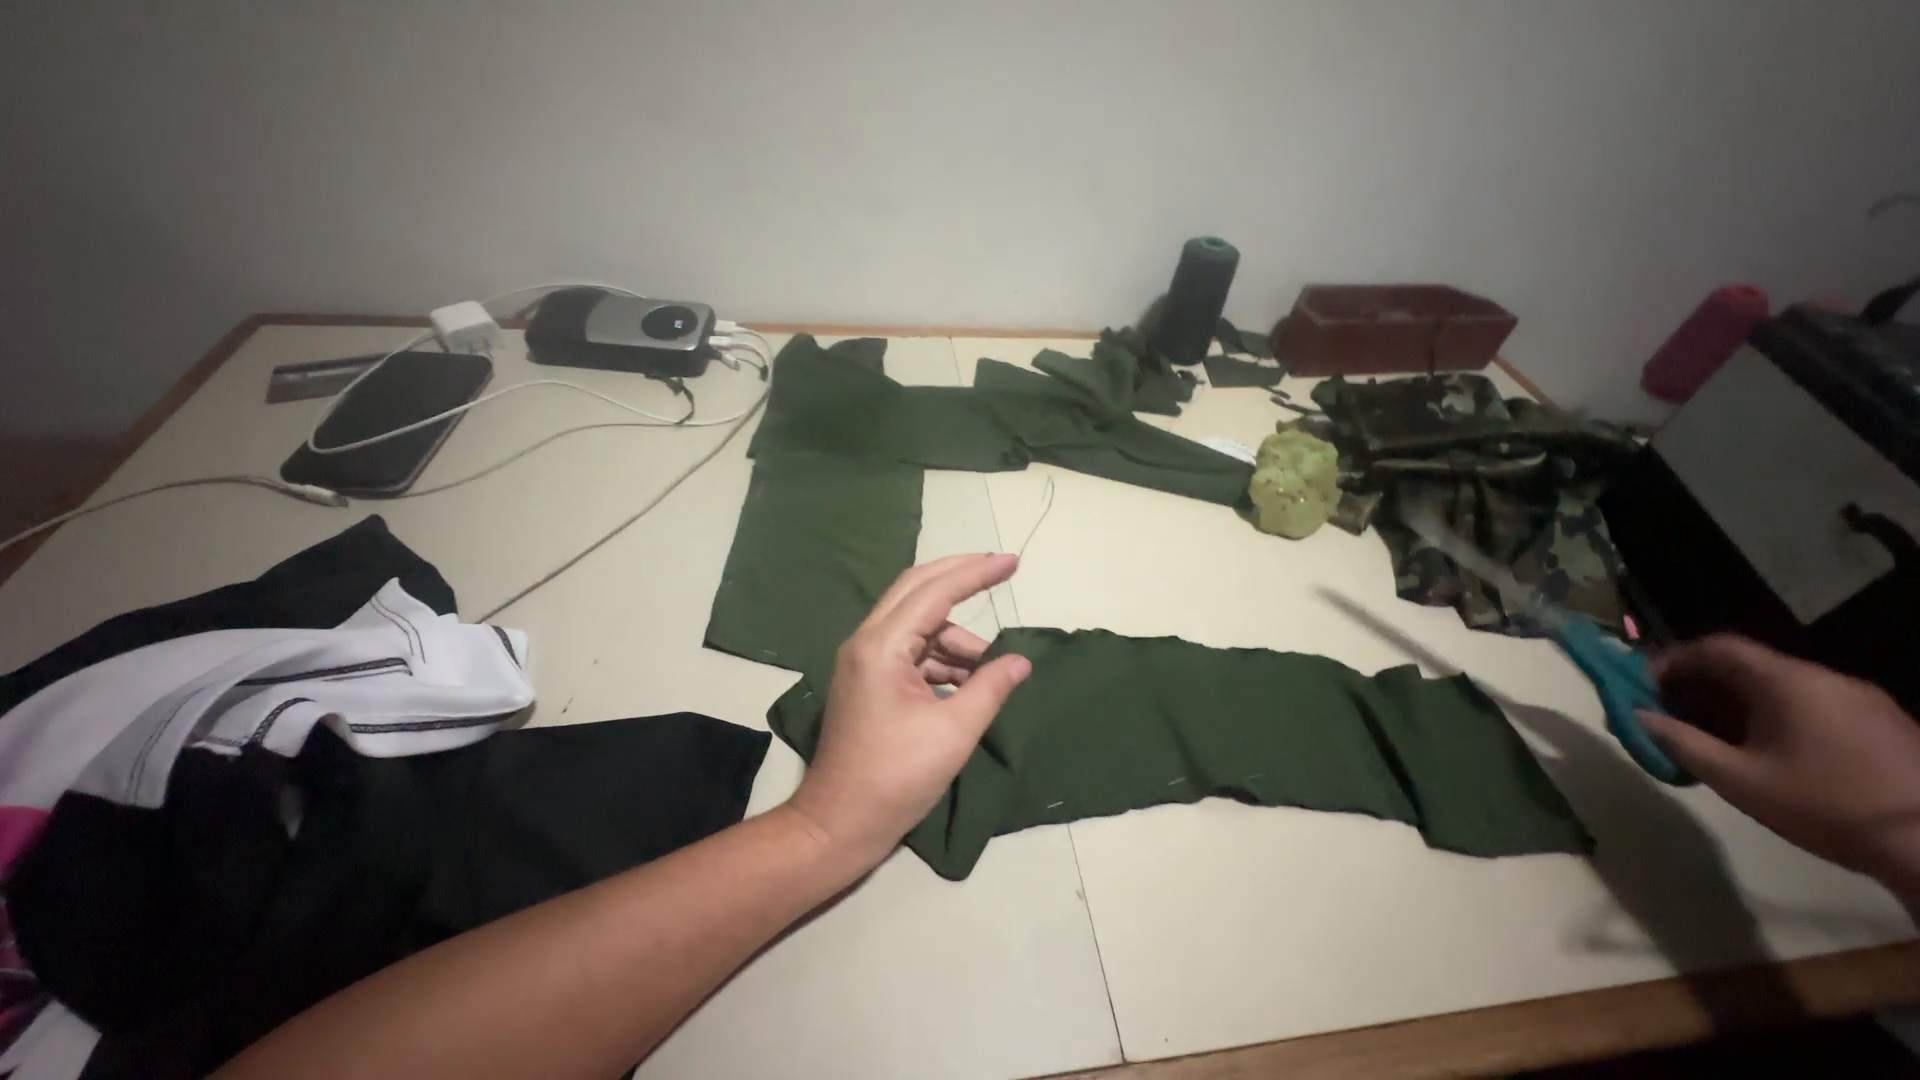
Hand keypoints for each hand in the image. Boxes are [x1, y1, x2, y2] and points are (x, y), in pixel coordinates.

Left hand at [785, 554, 1031, 865]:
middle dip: (960, 578)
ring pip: (916, 626)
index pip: (934, 591)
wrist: (840, 823)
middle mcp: (867, 642)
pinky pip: (911, 653)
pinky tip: (969, 685)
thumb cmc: (896, 778)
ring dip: (955, 637)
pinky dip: (942, 661)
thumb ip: (990, 688)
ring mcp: (864, 662)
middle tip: (1001, 569)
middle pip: (917, 590)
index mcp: (881, 646)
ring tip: (990, 669)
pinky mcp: (869, 682)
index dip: (976, 573)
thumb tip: (1020, 661)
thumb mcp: (954, 731)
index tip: (1013, 562)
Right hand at [1639, 635, 1919, 898]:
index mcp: (1788, 682)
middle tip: (1669, 715)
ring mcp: (1862, 702)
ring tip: (1712, 738)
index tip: (1644, 686)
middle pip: (1747, 666)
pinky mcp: (1884, 726)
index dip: (1672, 660)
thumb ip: (1680, 742)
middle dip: (1699, 686)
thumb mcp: (1737, 779)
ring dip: (1735, 704)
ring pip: (1779, 687)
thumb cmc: (1826, 806)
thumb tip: (1639, 717)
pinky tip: (1765, 752)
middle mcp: (1826, 679)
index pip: (1717, 647)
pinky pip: (1811, 706)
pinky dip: (1773, 717)